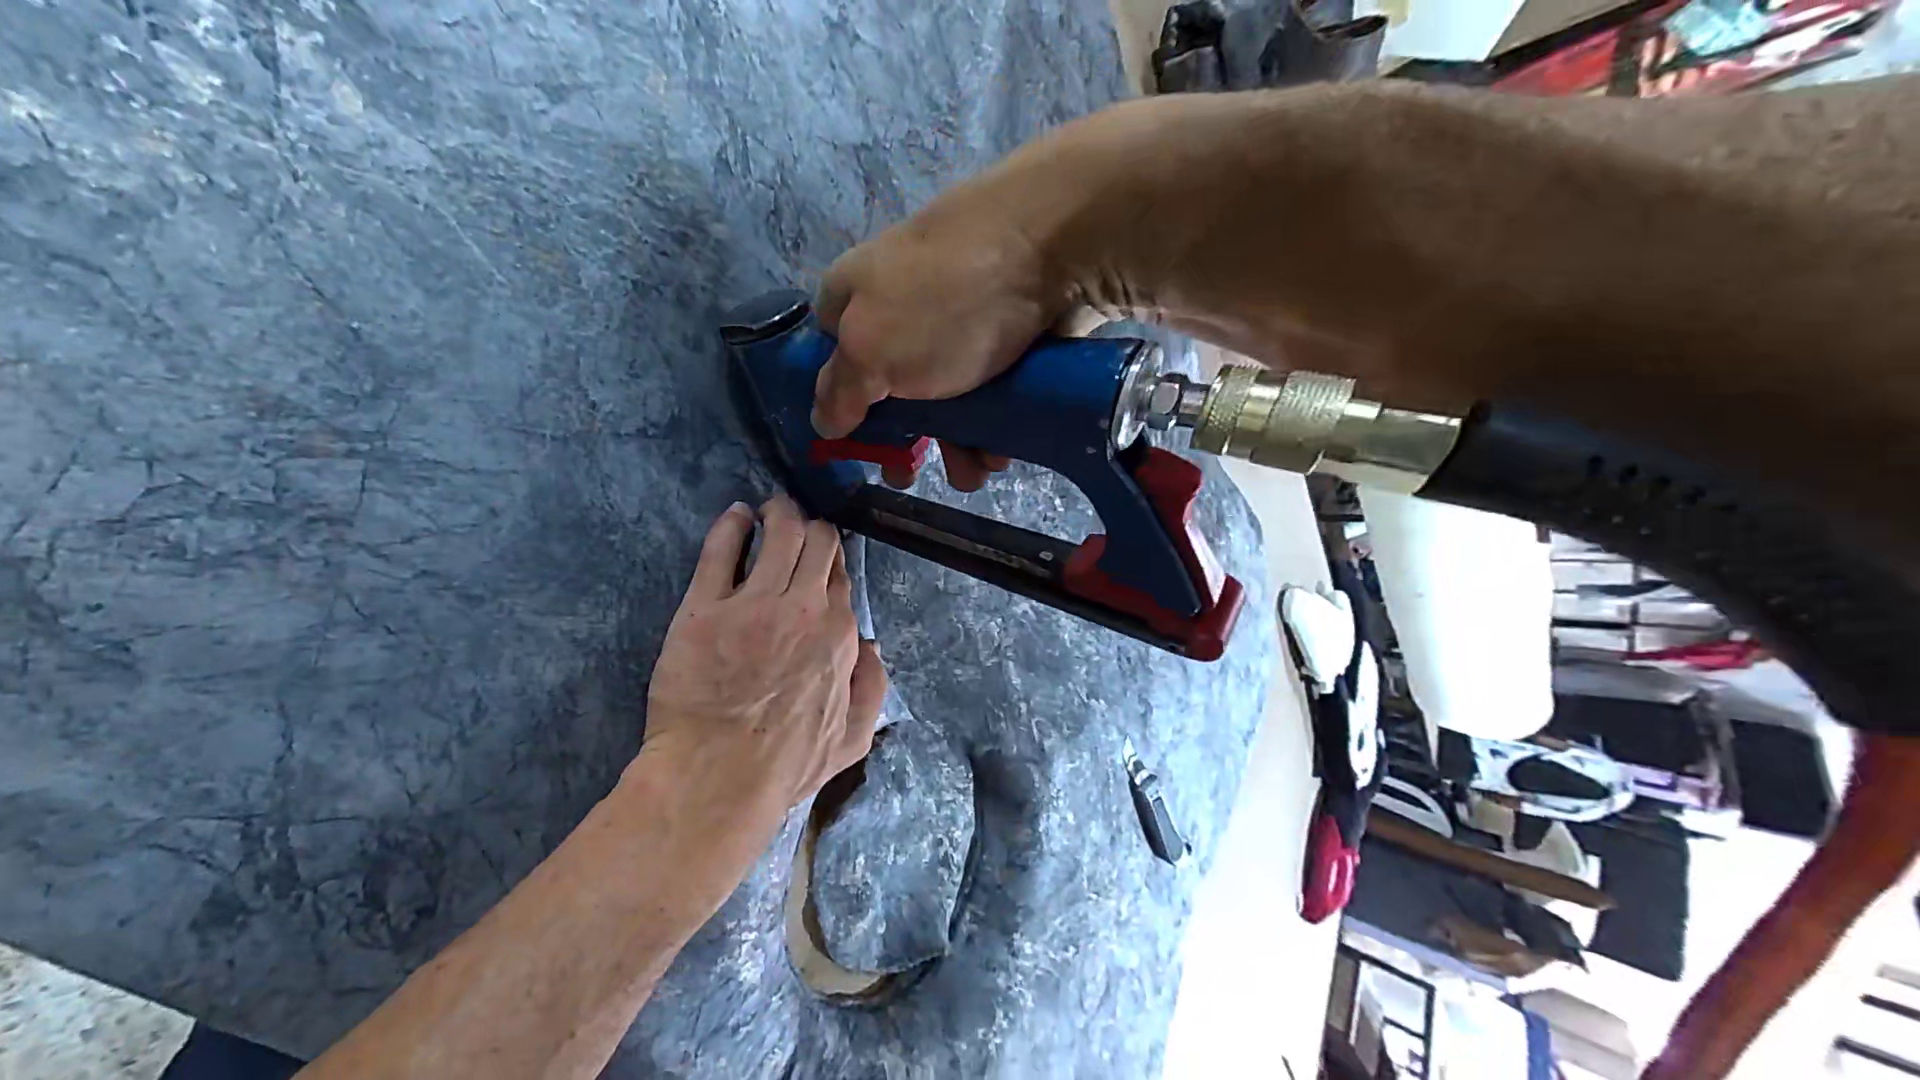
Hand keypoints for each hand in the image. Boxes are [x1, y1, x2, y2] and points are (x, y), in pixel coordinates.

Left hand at [640, 497, 886, 821]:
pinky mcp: (704, 607)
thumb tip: (871, 646)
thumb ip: (873, 686)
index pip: (839, 576)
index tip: (819, 559)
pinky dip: (731, 524)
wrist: (718, 777)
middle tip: (796, 525)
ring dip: (779, 513)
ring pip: (779, 533)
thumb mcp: (853, 738)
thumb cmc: (786, 763)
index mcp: (839, 634)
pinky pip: (721, 549)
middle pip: (817, 542)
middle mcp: (803, 607)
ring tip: (770, 509)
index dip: (830, 562)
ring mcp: (753, 603)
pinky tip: (735, 515)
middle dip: (811, 527)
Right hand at [812, 189, 1056, 491]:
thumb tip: (822, 423)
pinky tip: (1000, 451)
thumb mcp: (871, 352)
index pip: (830, 360)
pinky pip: (988, 394)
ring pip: (945, 400)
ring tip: (975, 471)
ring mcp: (955, 323)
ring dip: (956, 445)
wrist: (1053, 247)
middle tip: (910, 474)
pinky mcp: (1005, 338)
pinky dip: (992, 427)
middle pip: (892, 390)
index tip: (857, 449)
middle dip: (905, 440)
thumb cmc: (942, 304)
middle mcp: (901, 310)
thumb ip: (839, 392)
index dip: (841, 408)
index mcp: (853, 300)